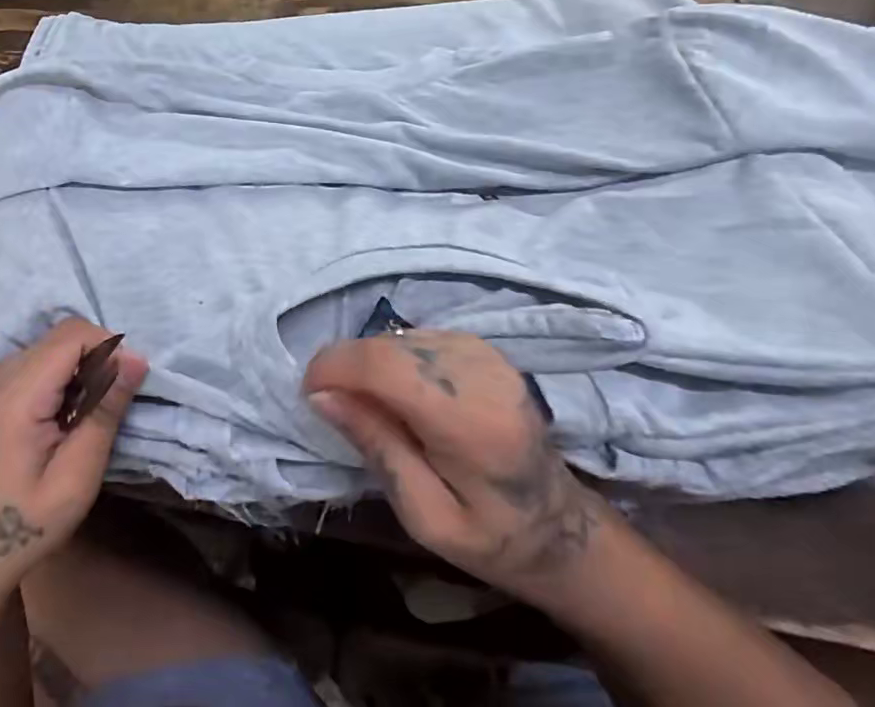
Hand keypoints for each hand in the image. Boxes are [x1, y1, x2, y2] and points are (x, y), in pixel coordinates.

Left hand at [0, 319, 149, 596]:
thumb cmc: (29, 524)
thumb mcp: (78, 475)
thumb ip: (105, 409)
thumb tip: (136, 358)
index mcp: (14, 393)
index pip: (71, 335)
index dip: (109, 347)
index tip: (129, 383)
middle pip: (58, 339)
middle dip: (94, 360)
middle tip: (108, 408)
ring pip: (46, 348)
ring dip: (75, 370)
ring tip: (82, 419)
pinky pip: (29, 364)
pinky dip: (54, 379)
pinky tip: (58, 419)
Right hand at [304, 331, 604, 599]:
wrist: (564, 530)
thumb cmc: (492, 537)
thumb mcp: (424, 516)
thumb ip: (377, 448)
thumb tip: (321, 396)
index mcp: (472, 425)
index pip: (385, 366)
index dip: (333, 368)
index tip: (310, 395)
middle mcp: (484, 377)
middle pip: (386, 345)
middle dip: (344, 367)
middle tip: (333, 404)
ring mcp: (488, 356)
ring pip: (397, 336)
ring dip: (366, 362)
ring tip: (365, 402)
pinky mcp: (485, 350)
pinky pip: (415, 336)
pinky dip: (390, 356)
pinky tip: (395, 388)